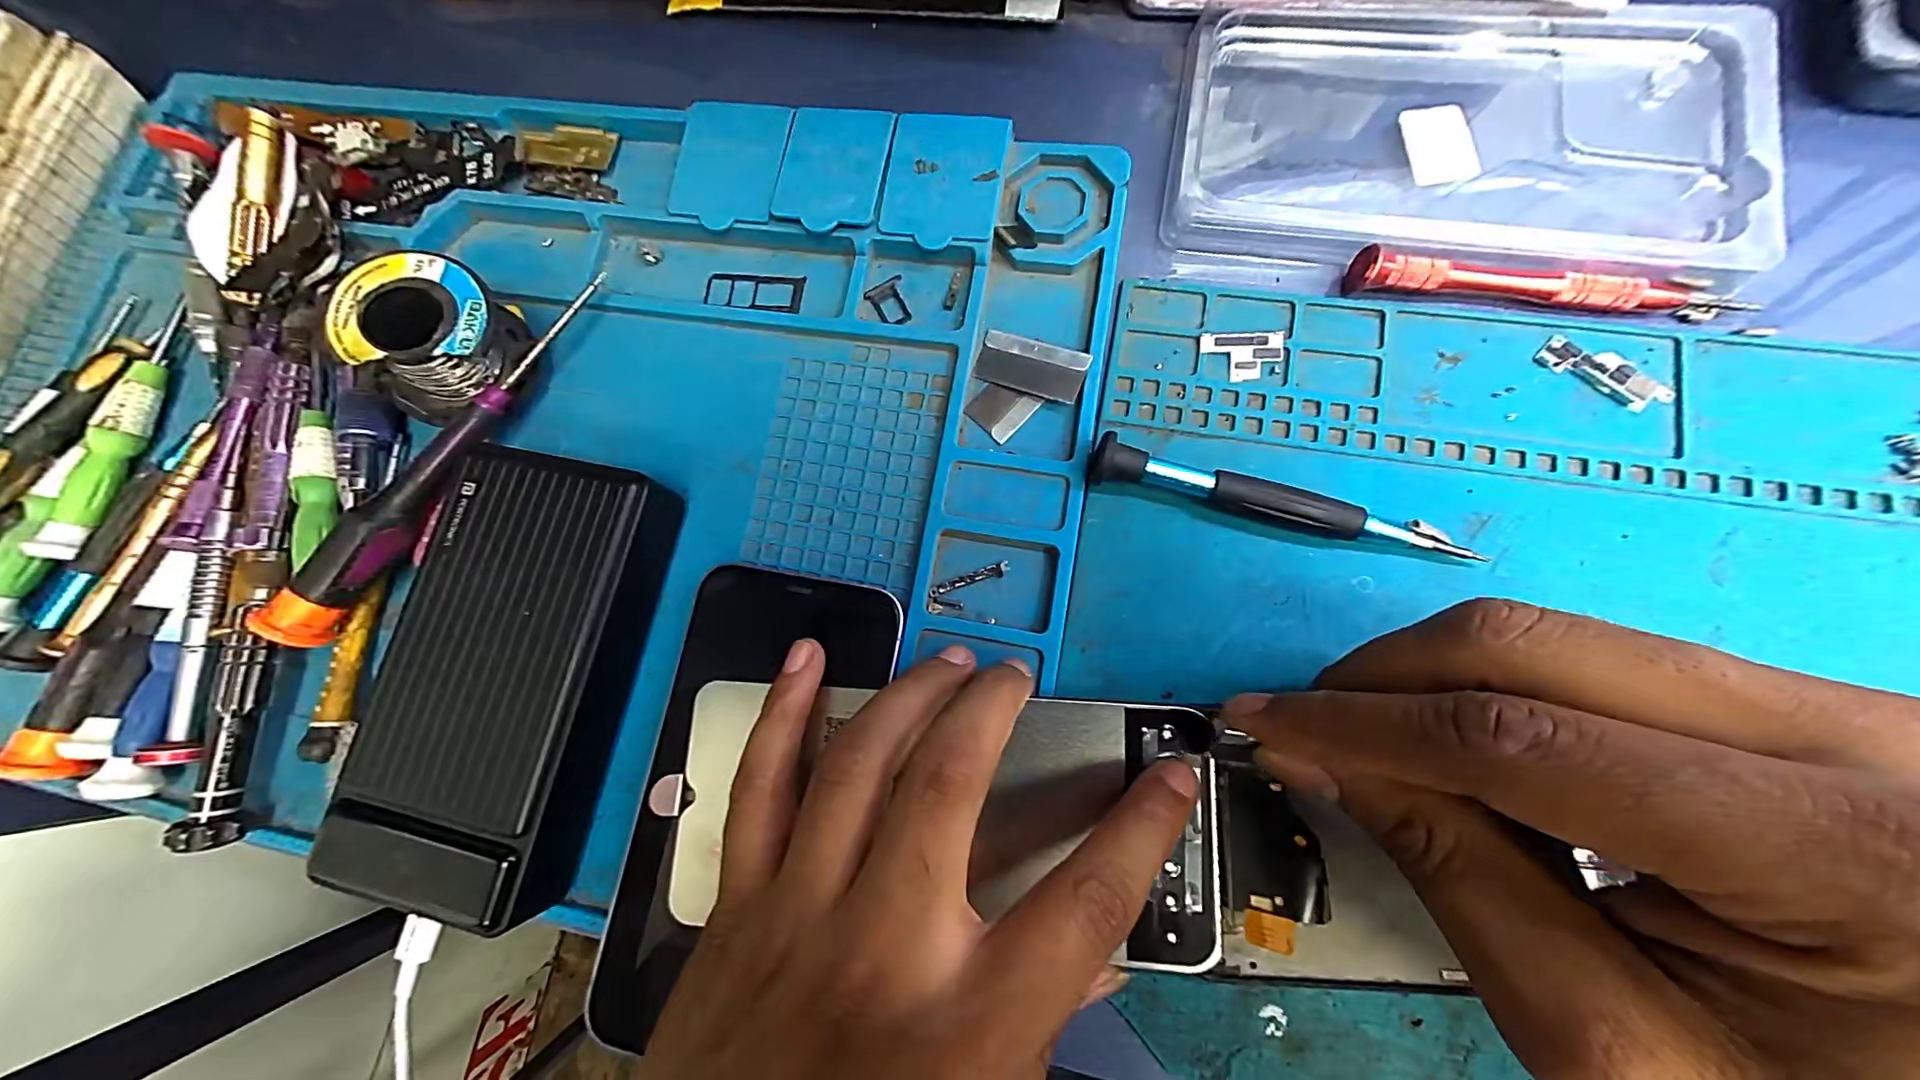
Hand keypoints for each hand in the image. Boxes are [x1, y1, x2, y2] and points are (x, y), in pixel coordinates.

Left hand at [643, 642, 1199, 1078]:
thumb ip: (1046, 1026)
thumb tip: (1099, 960)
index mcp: (967, 1022)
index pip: (1084, 905)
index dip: (1142, 831)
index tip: (1172, 778)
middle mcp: (884, 945)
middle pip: (949, 786)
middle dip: (990, 712)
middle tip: (1012, 678)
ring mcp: (801, 910)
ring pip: (859, 764)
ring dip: (910, 696)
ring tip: (947, 662)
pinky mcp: (741, 901)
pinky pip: (761, 786)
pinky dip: (782, 712)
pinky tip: (805, 655)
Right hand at [1224, 600, 1919, 1079]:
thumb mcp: (1609, 1035)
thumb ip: (1454, 873)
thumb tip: (1319, 758)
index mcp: (1834, 851)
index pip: (1514, 738)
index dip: (1361, 724)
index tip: (1261, 717)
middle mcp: (1856, 736)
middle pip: (1527, 645)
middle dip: (1383, 675)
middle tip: (1307, 720)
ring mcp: (1839, 703)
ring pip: (1555, 636)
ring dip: (1429, 676)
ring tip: (1373, 732)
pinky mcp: (1806, 699)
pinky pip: (1593, 657)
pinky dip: (1492, 685)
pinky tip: (1463, 741)